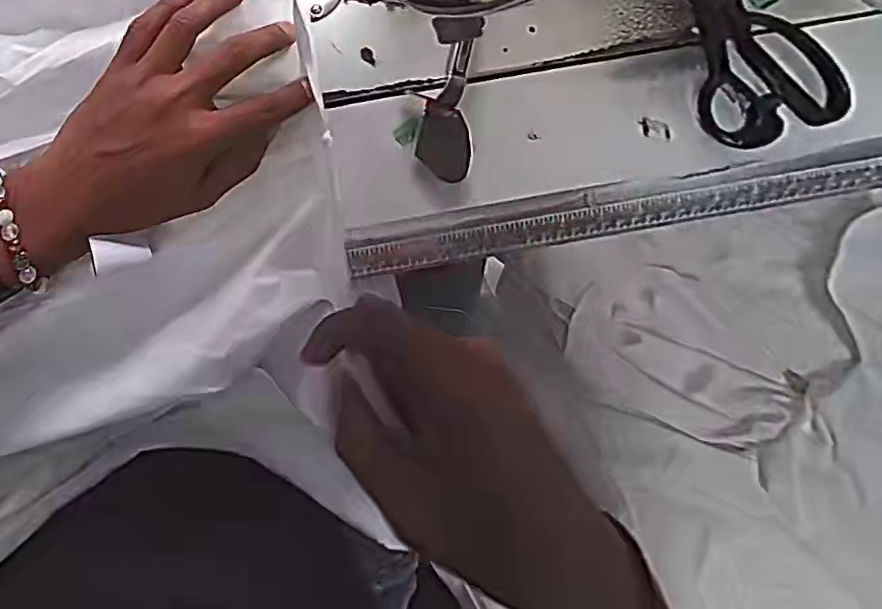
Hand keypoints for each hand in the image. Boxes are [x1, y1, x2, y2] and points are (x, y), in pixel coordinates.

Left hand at [0, 0, 313, 275]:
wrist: (70, 193)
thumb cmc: (126, 201)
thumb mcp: (193, 197)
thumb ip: (234, 167)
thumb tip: (261, 139)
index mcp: (197, 137)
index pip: (260, 110)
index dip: (291, 97)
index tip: (305, 87)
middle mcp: (174, 100)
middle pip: (232, 56)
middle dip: (266, 40)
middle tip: (281, 32)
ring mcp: (144, 80)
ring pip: (186, 27)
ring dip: (215, 6)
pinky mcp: (119, 71)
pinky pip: (144, 29)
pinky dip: (165, 7)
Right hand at [302, 299, 663, 608]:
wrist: (569, 562)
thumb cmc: (481, 528)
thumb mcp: (395, 489)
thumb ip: (352, 427)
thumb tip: (340, 385)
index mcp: (443, 371)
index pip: (372, 318)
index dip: (331, 331)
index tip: (312, 357)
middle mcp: (471, 353)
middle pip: (395, 322)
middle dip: (358, 347)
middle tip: (340, 383)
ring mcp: (493, 364)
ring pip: (417, 339)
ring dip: (387, 361)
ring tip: (381, 412)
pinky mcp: (504, 380)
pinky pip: (442, 356)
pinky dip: (415, 372)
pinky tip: (415, 418)